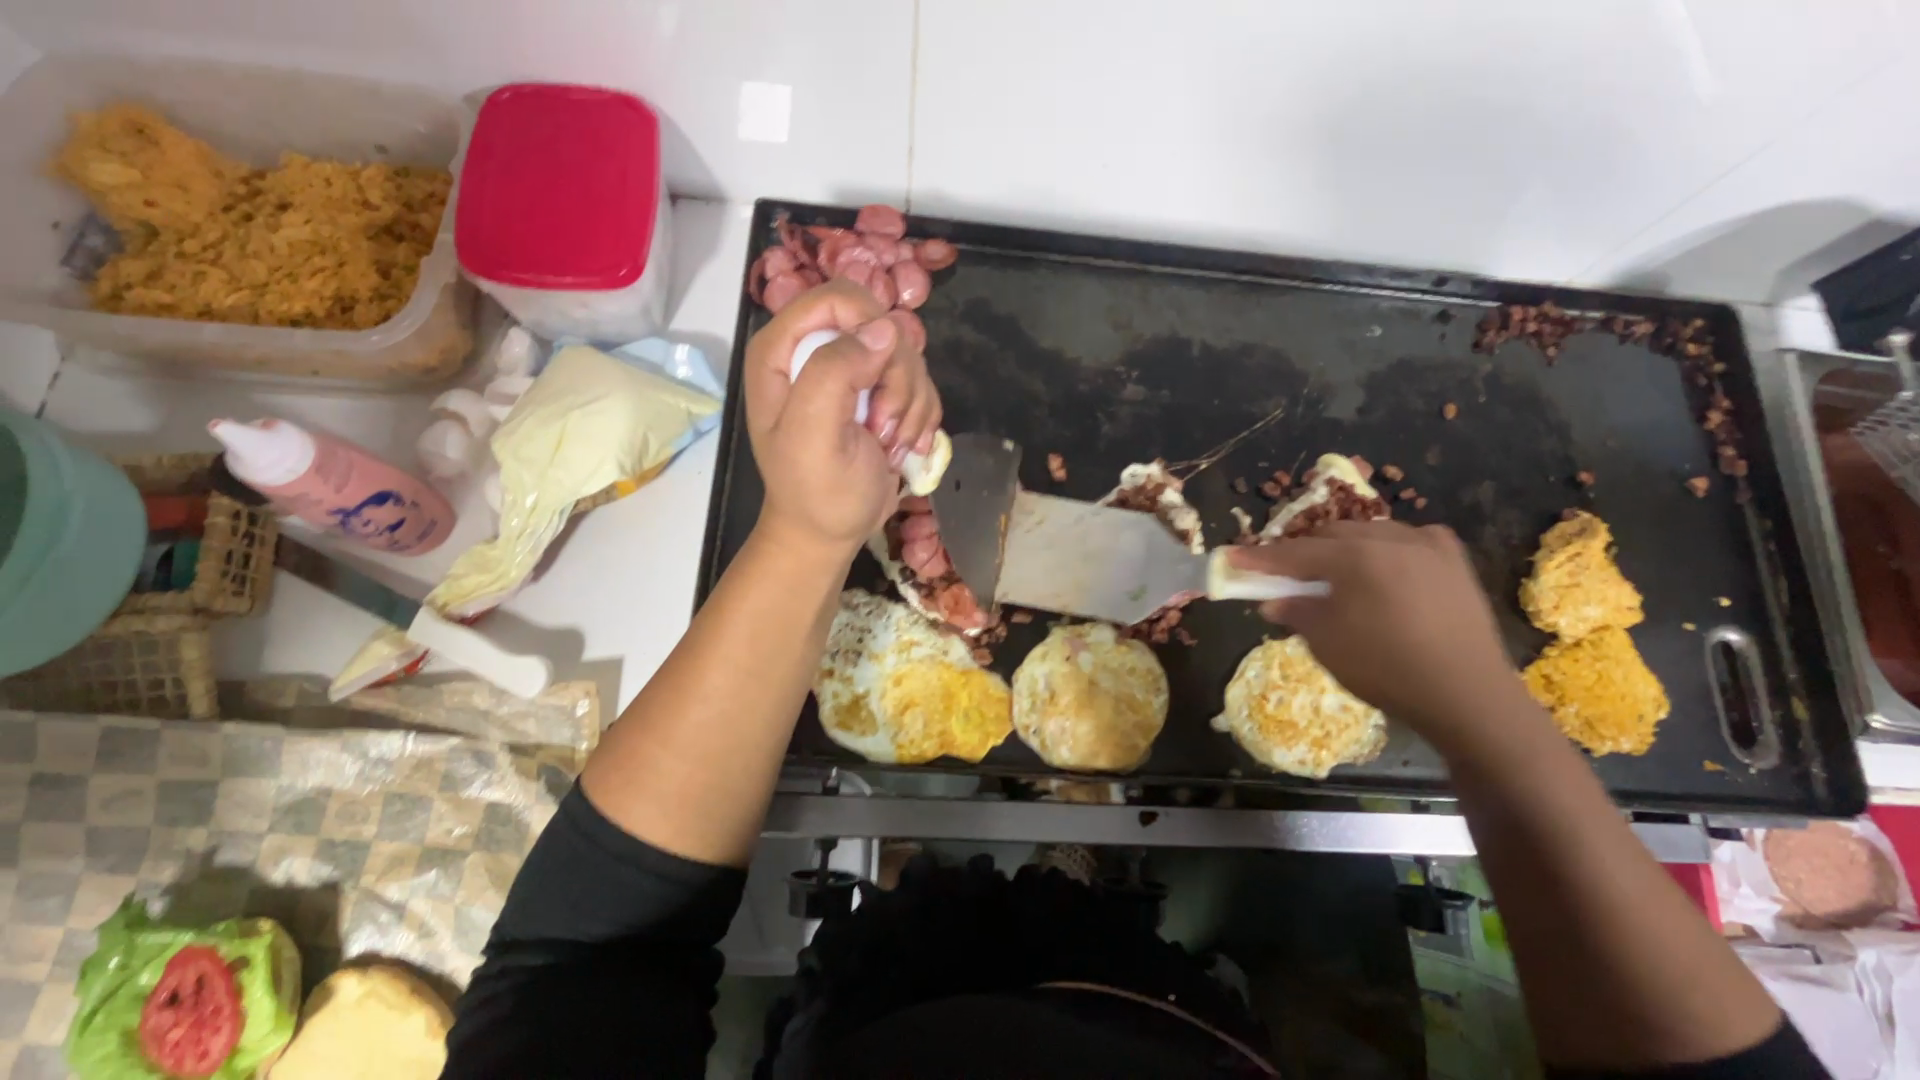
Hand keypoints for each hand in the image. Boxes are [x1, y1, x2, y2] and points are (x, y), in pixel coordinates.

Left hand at [743, 280, 942, 558]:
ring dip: (909, 403)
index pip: (837, 297)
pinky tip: (902, 445)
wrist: (831, 531)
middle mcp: (816, 350)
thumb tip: (881, 330)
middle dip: (895, 377)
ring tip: (887, 442)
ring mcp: (852, 370)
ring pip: (907, 353)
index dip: (868, 327)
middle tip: (881, 424)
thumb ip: (834, 373)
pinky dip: (920, 415)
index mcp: (782, 350)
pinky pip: (921, 380)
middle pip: (880, 323)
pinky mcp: (880, 391)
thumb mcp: (812, 435)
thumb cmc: (814, 491)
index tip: (877, 377)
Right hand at [1228, 520, 1533, 755]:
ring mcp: (1428, 546)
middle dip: (1304, 552)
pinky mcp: (1454, 561)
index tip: (1230, 558)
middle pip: (1332, 535)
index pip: (1295, 553)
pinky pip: (1407, 541)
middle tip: (1283, 574)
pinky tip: (1383, 568)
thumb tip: (1273, 600)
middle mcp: (1392, 539)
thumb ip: (1297, 611)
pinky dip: (1385, 549)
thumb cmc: (1387, 671)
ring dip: (1344, 549)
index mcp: (1357, 558)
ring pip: (1370, 533)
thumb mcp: (1328, 644)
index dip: (1259, 558)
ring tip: (1331, 573)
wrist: (1467, 696)